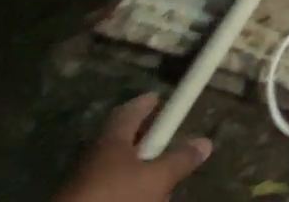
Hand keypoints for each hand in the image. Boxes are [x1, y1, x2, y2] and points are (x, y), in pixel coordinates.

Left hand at [54, 93, 212, 201]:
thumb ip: (180, 159)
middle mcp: (95, 157)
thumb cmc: (115, 196)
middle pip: (122, 139)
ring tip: (160, 173)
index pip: (128, 112)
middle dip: (145, 137)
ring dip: (137, 165)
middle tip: (166, 136)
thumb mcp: (158, 178)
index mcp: (111, 142)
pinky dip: (127, 185)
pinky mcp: (84, 199)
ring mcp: (85, 182)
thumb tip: (204, 142)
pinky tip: (141, 194)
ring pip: (116, 165)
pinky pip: (110, 185)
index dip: (145, 103)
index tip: (159, 98)